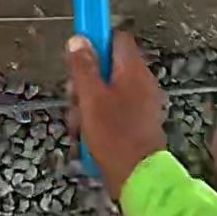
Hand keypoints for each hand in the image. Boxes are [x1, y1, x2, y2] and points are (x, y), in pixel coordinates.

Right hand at [65, 31, 167, 199]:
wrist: (138, 177)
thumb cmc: (115, 135)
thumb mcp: (91, 98)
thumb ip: (84, 67)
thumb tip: (79, 39)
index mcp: (133, 69)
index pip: (117, 38)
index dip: (96, 41)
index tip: (78, 55)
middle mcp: (141, 81)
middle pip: (107, 67)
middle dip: (85, 83)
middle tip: (75, 99)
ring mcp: (141, 102)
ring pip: (106, 92)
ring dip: (88, 106)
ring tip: (80, 126)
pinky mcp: (137, 122)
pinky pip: (113, 110)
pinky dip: (98, 120)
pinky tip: (88, 138)